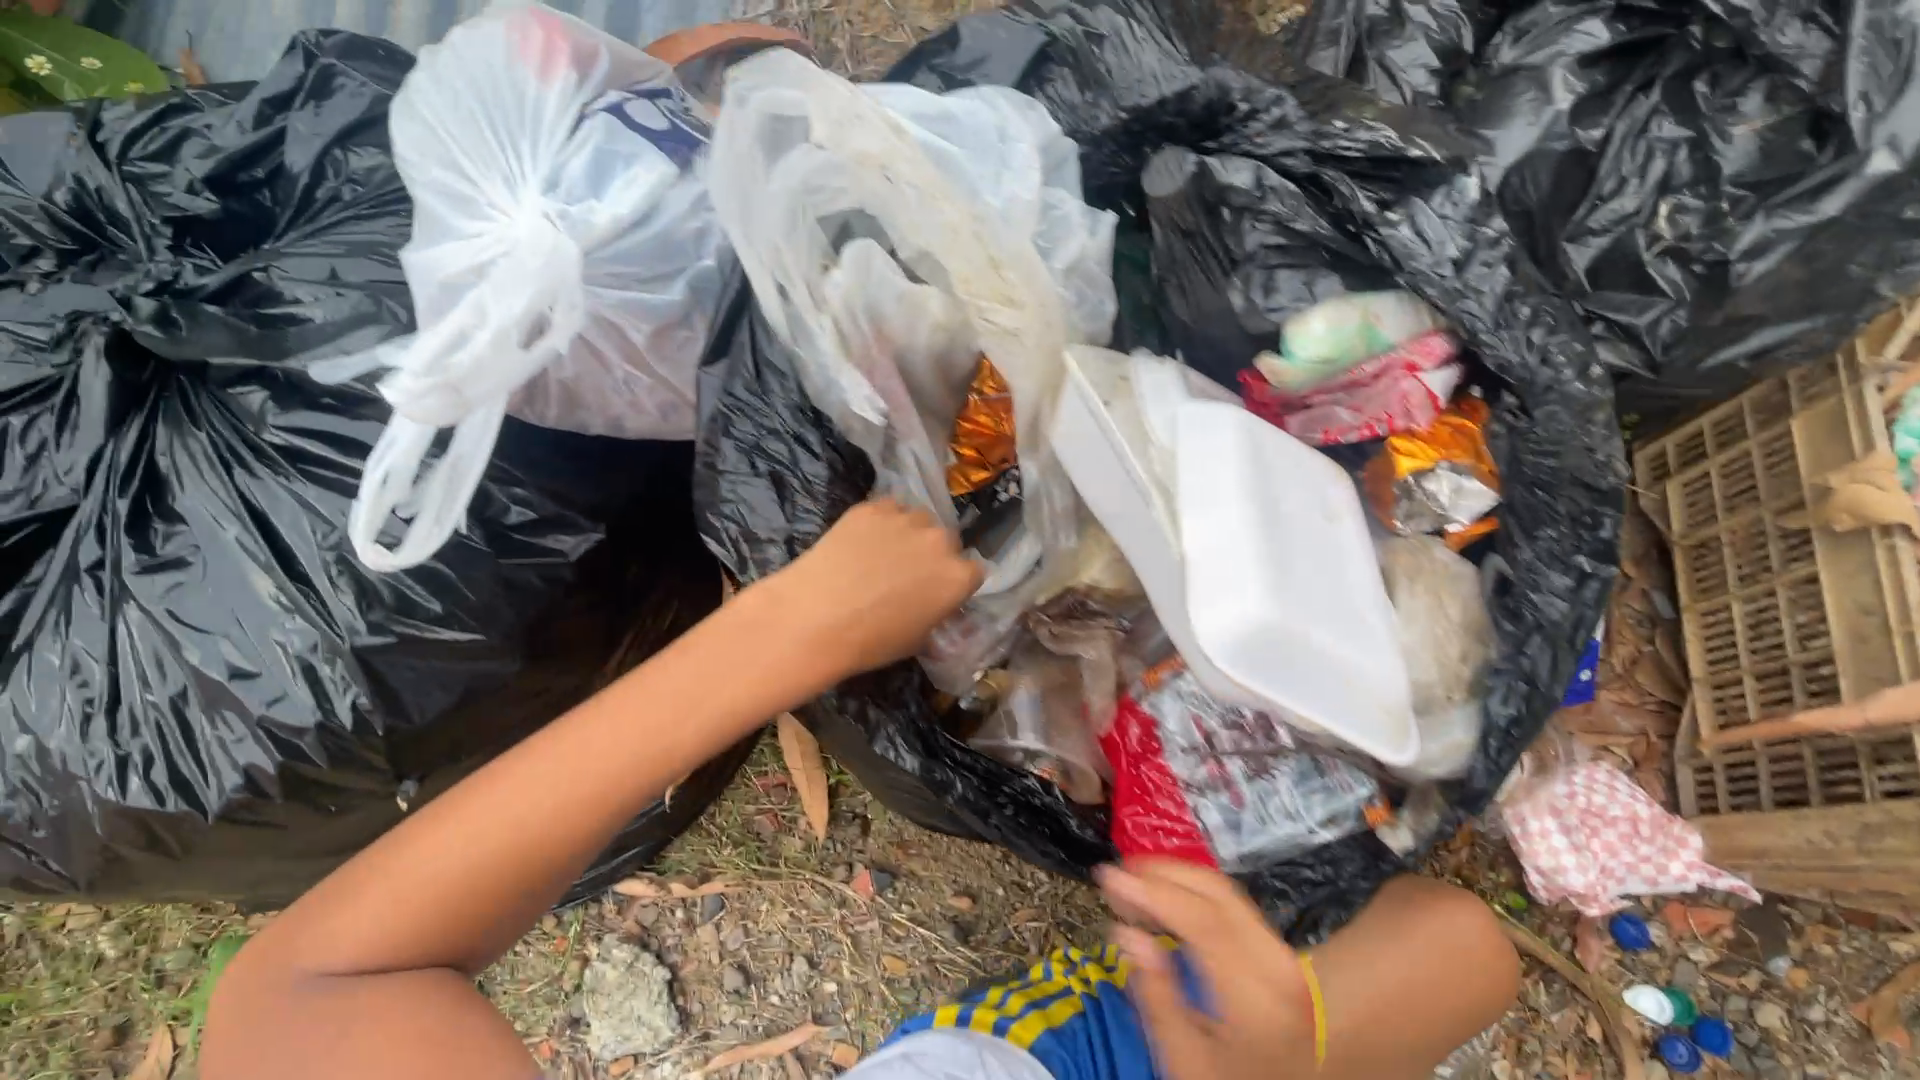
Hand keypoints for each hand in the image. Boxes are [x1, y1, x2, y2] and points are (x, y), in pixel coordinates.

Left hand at [759, 499, 982, 678]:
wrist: (813, 618)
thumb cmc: (869, 641)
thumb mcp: (916, 641)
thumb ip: (935, 615)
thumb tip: (932, 610)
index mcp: (958, 577)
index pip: (973, 571)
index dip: (954, 582)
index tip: (937, 592)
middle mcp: (939, 541)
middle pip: (947, 541)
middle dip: (932, 555)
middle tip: (907, 574)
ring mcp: (906, 518)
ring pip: (918, 520)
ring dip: (908, 534)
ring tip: (881, 555)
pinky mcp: (872, 507)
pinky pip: (887, 509)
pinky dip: (880, 523)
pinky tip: (859, 543)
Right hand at [1099, 860, 1318, 1079]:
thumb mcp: (1185, 1061)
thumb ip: (1155, 997)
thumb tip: (1126, 933)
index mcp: (1254, 997)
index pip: (1202, 921)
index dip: (1152, 892)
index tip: (1108, 878)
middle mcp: (1275, 963)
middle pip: (1217, 893)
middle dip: (1161, 873)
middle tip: (1115, 876)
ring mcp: (1282, 954)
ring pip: (1226, 891)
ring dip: (1176, 877)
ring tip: (1133, 882)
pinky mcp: (1278, 950)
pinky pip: (1232, 903)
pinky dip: (1194, 890)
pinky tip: (1165, 897)